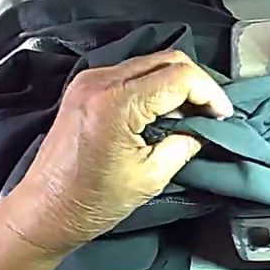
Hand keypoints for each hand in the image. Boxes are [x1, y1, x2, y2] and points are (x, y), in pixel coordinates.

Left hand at [0, 50, 232, 257]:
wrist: (46, 210)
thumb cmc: (91, 201)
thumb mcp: (151, 177)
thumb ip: (183, 144)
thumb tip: (202, 129)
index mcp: (116, 103)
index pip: (179, 77)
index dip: (210, 93)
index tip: (223, 115)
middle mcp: (100, 82)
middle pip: (167, 60)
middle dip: (197, 84)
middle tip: (212, 113)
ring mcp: (89, 81)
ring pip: (150, 63)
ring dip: (176, 84)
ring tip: (192, 115)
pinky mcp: (84, 88)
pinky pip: (131, 73)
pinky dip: (154, 87)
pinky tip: (164, 113)